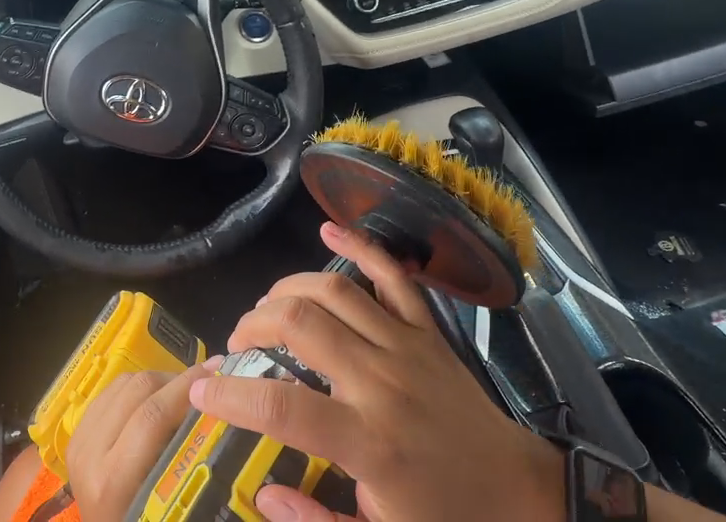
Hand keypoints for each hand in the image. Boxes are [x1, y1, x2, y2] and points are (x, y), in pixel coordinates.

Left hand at [65, 357, 220, 521]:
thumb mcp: (166, 505)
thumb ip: (182, 459)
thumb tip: (214, 409)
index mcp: (112, 480)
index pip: (150, 417)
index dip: (184, 390)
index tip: (214, 376)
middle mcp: (89, 453)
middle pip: (136, 391)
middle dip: (174, 380)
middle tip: (204, 385)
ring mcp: (78, 440)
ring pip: (123, 383)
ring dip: (157, 380)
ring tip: (183, 392)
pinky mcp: (76, 432)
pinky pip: (110, 391)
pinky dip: (137, 388)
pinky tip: (156, 397)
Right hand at [187, 223, 565, 521]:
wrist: (523, 497)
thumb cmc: (447, 520)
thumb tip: (263, 494)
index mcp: (368, 443)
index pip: (282, 408)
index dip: (232, 396)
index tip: (201, 391)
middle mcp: (382, 383)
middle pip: (300, 326)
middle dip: (252, 326)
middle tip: (237, 346)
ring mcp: (407, 348)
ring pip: (334, 293)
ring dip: (287, 290)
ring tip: (265, 309)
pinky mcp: (427, 332)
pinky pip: (392, 277)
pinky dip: (360, 247)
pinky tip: (328, 231)